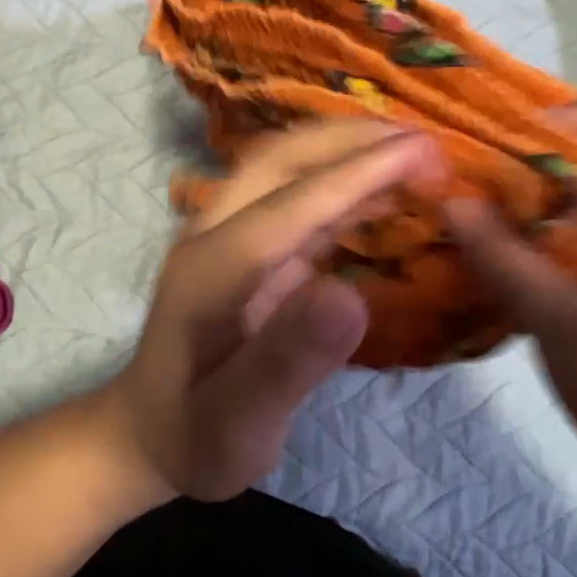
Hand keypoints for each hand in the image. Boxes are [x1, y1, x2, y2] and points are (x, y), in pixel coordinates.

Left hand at [105, 120, 446, 500]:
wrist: (148, 432)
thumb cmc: (197, 436)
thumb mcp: (239, 422)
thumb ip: (287, 361)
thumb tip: (351, 295)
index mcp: (213, 269)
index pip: (292, 203)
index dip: (357, 173)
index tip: (423, 148)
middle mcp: (215, 234)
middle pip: (279, 160)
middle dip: (352, 140)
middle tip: (428, 143)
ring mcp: (227, 236)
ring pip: (285, 168)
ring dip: (346, 152)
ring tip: (417, 155)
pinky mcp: (245, 248)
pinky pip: (294, 198)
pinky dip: (341, 184)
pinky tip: (384, 196)